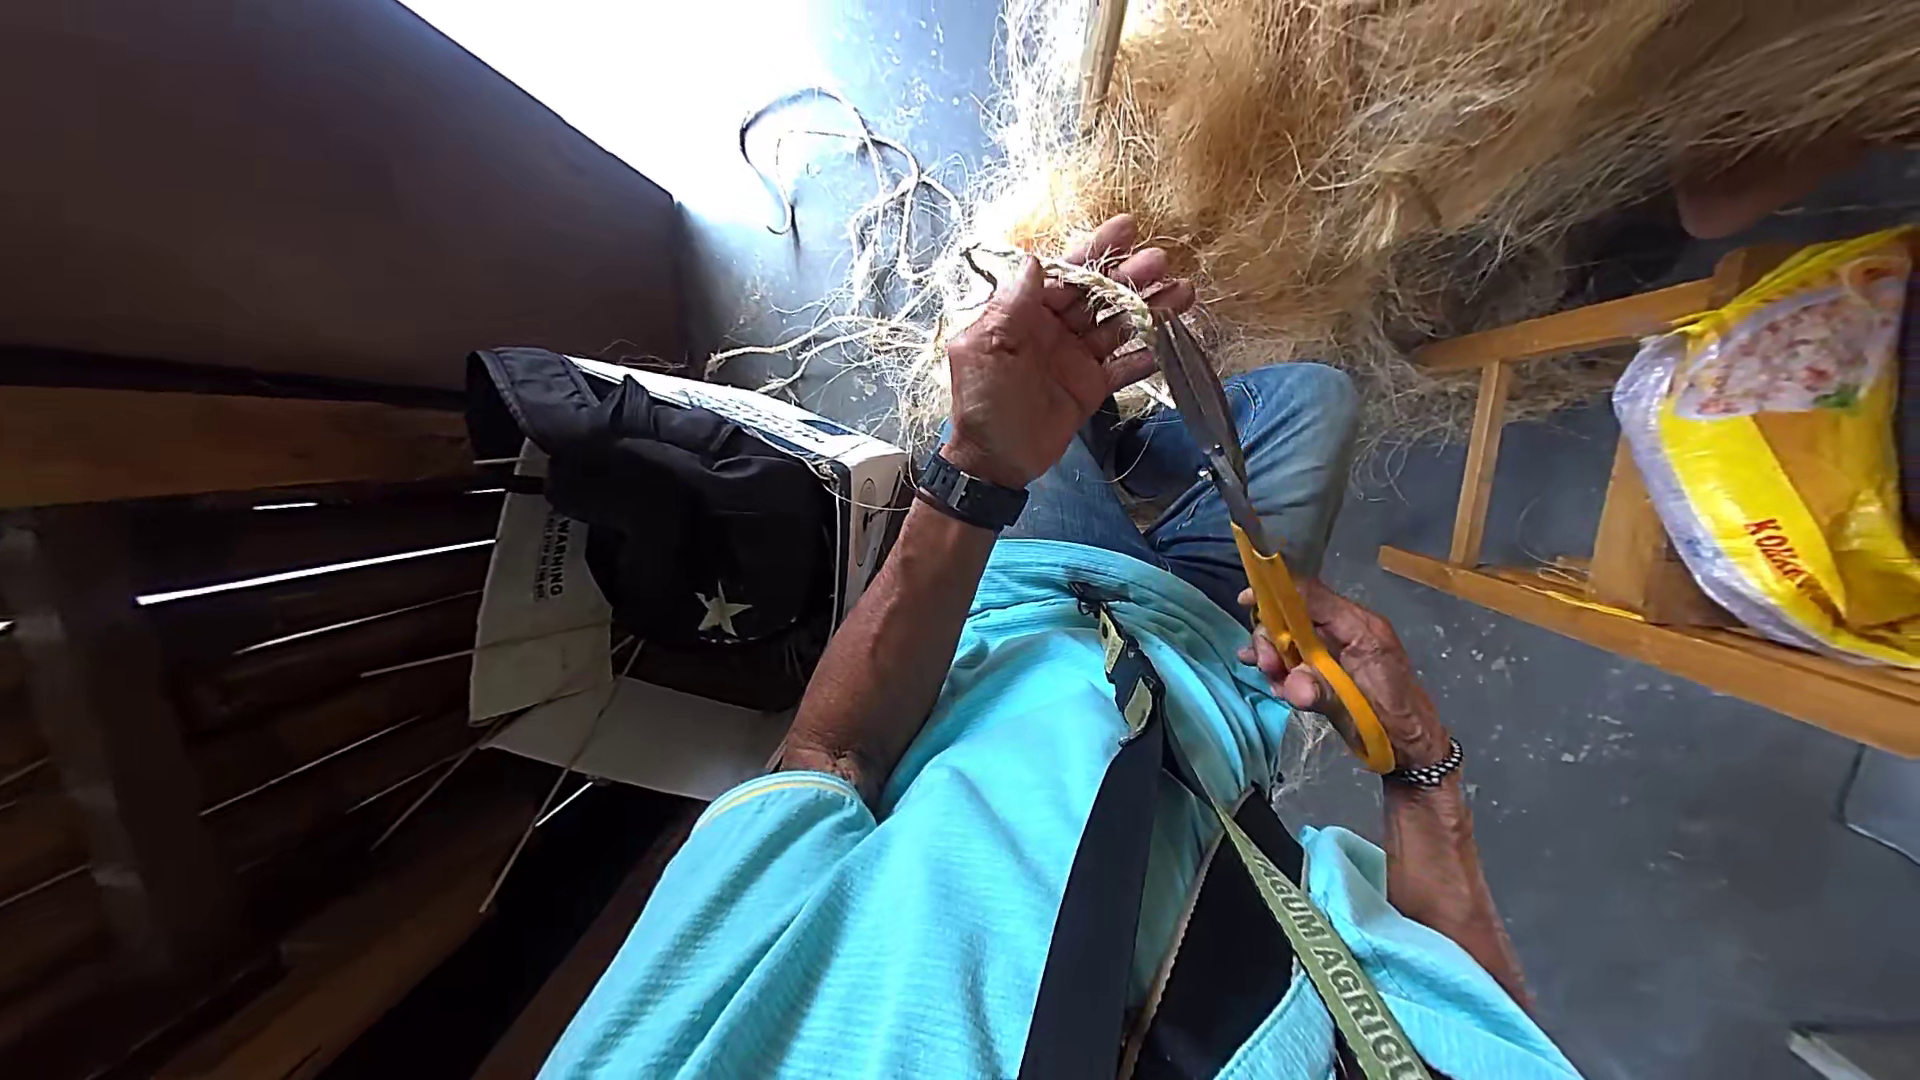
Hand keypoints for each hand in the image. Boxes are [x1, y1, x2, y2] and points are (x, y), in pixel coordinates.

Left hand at [941, 214, 1194, 487]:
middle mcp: (1054, 331)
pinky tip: (1166, 343)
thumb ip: (1010, 306)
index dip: (1094, 252)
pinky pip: (1122, 369)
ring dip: (1148, 309)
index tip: (1126, 228)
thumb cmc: (980, 403)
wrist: (993, 460)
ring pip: (1117, 327)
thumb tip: (1034, 260)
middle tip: (1160, 261)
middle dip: (1129, 277)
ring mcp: (1075, 359)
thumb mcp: (984, 349)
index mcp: (1025, 316)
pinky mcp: (1090, 388)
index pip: (1064, 275)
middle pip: (1098, 297)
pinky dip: (1144, 358)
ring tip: (1183, 292)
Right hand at [1236, 579, 1450, 768]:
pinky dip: (1276, 664)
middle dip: (1270, 638)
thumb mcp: (1358, 708)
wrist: (1409, 746)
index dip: (1276, 592)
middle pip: (1290, 614)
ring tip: (1275, 683)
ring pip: (1285, 634)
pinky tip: (1274, 683)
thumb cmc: (1391, 723)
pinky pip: (1290, 651)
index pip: (1311, 593)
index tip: (1246, 601)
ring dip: (1271, 656)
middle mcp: (1343, 628)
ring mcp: (1332, 644)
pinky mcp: (1323, 660)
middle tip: (1267, 667)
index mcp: (1359, 628)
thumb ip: (1323, 692)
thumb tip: (1293, 688)